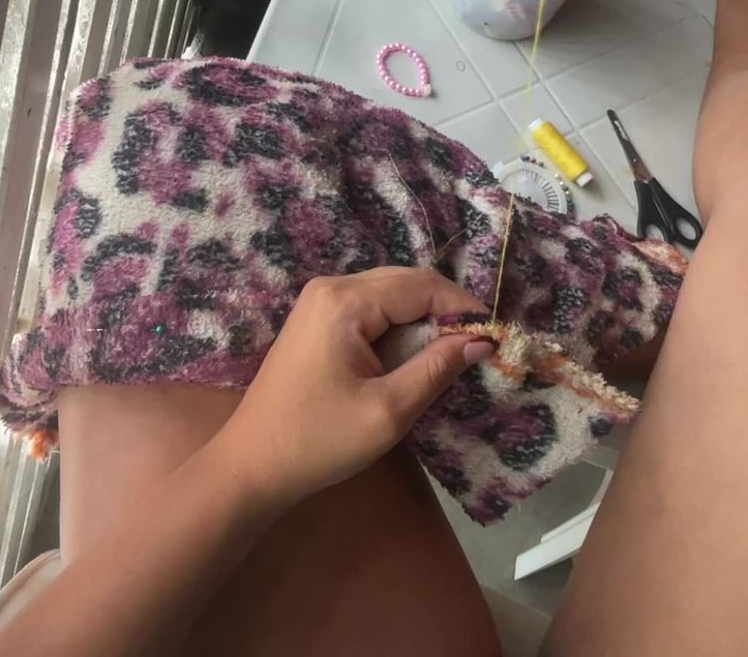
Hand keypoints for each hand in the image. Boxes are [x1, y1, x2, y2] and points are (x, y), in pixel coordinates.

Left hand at [208, 267, 494, 504]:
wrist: (252, 464)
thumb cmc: (319, 441)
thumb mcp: (388, 412)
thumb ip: (436, 369)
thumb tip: (481, 340)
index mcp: (345, 302)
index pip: (420, 286)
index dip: (462, 306)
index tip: (496, 333)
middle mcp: (332, 287)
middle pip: (405, 282)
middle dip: (445, 309)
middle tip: (478, 344)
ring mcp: (320, 300)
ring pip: (390, 293)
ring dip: (423, 317)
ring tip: (453, 350)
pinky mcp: (317, 318)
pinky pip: (372, 307)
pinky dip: (399, 324)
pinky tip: (414, 352)